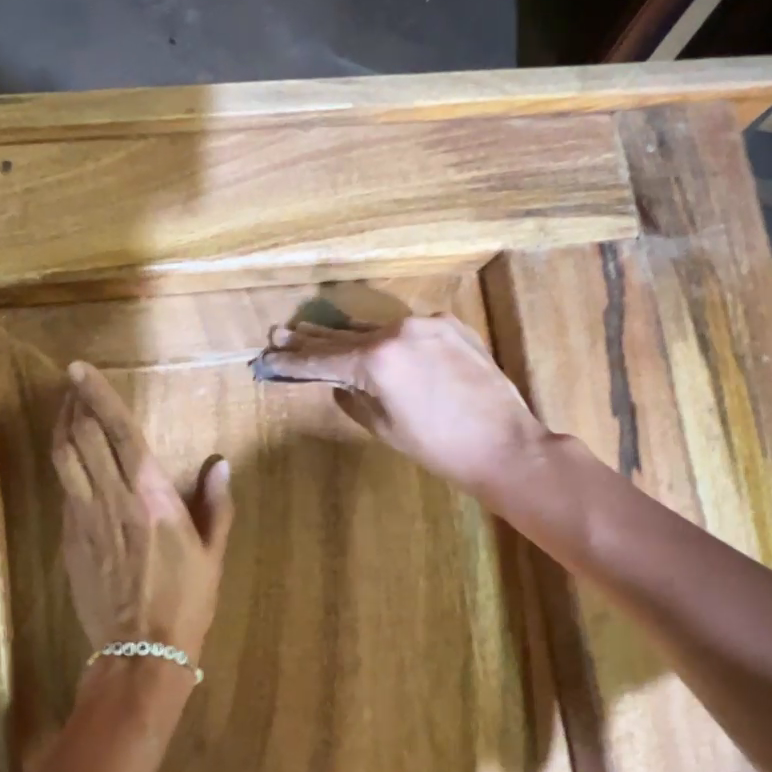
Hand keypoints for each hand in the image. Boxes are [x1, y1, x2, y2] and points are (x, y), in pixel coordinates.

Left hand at [52, 361, 233, 662]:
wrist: (141, 649)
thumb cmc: (186, 601)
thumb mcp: (213, 554)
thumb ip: (216, 505)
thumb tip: (219, 463)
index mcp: (151, 496)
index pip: (120, 433)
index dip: (98, 397)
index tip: (80, 371)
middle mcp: (112, 499)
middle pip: (83, 437)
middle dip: (75, 404)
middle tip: (73, 384)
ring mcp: (84, 520)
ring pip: (64, 460)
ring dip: (61, 429)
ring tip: (65, 411)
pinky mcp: (70, 541)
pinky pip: (64, 492)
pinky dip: (65, 467)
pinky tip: (71, 462)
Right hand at [255, 314, 547, 499]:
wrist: (502, 443)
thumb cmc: (437, 446)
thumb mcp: (383, 426)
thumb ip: (353, 398)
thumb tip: (338, 384)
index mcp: (377, 359)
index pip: (323, 359)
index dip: (293, 361)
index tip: (268, 357)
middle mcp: (398, 331)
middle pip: (345, 337)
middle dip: (311, 339)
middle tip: (279, 334)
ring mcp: (427, 324)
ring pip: (376, 331)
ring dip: (346, 336)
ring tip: (311, 331)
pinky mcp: (450, 326)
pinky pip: (406, 331)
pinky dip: (385, 339)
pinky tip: (368, 341)